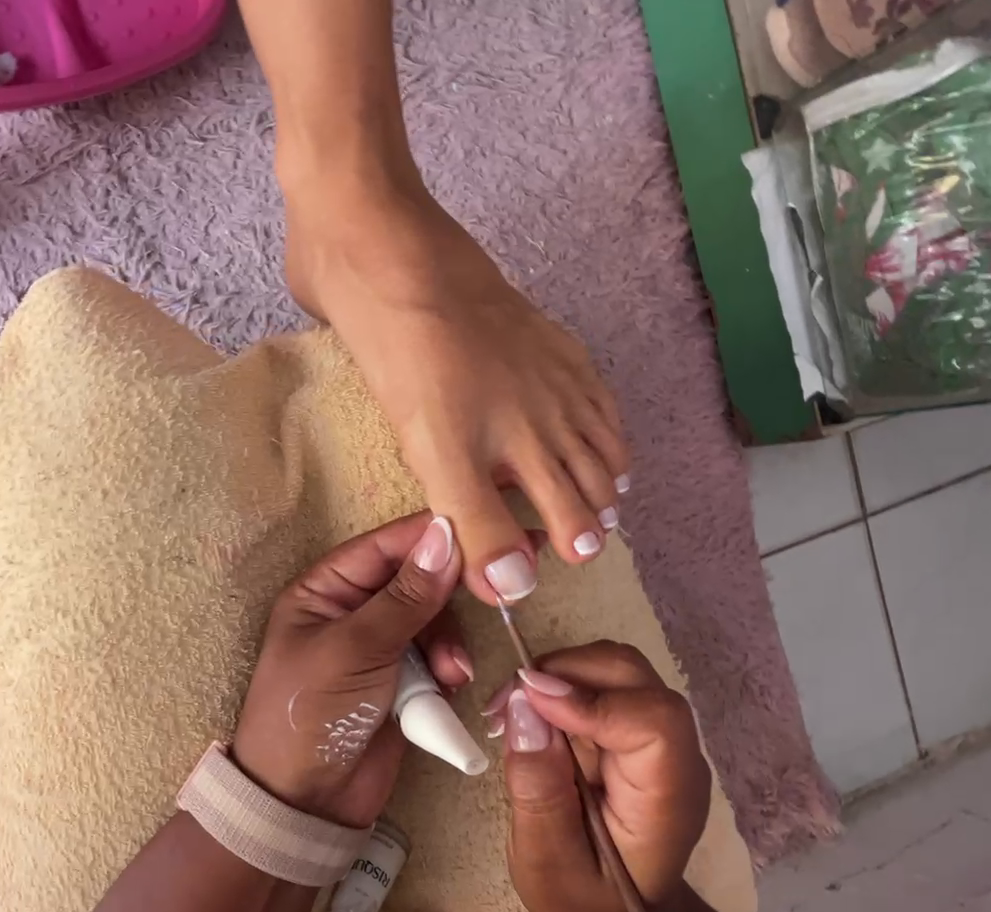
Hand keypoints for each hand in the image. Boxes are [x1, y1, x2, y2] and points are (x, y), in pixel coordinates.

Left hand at [231, 513, 468, 827]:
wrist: (305, 803)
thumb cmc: (312, 712)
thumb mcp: (355, 648)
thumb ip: (406, 596)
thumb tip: (447, 535)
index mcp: (325, 589)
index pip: (386, 546)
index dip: (433, 535)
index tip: (485, 529)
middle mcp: (353, 610)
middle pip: (418, 579)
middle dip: (448, 596)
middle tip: (495, 595)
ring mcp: (381, 647)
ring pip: (435, 621)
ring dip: (449, 642)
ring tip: (451, 673)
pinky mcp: (404, 682)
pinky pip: (439, 658)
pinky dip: (449, 669)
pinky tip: (450, 687)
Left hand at [287, 188, 631, 605]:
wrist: (383, 241)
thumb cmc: (400, 351)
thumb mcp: (432, 449)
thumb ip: (475, 518)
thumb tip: (516, 589)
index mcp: (525, 437)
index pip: (567, 507)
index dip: (571, 539)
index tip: (574, 562)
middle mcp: (550, 401)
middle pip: (587, 467)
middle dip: (591, 507)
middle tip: (592, 537)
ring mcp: (544, 357)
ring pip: (590, 423)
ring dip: (598, 461)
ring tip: (606, 489)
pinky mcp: (528, 324)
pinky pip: (580, 377)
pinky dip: (594, 405)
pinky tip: (587, 408)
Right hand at [484, 642, 710, 911]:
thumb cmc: (586, 904)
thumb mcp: (549, 866)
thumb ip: (539, 792)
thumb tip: (524, 709)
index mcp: (667, 800)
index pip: (654, 721)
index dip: (590, 699)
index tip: (527, 700)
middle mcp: (674, 756)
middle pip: (633, 676)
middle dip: (563, 672)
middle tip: (502, 706)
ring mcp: (656, 737)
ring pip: (614, 668)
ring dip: (555, 673)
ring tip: (507, 711)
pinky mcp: (631, 727)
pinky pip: (597, 682)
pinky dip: (555, 683)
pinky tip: (524, 714)